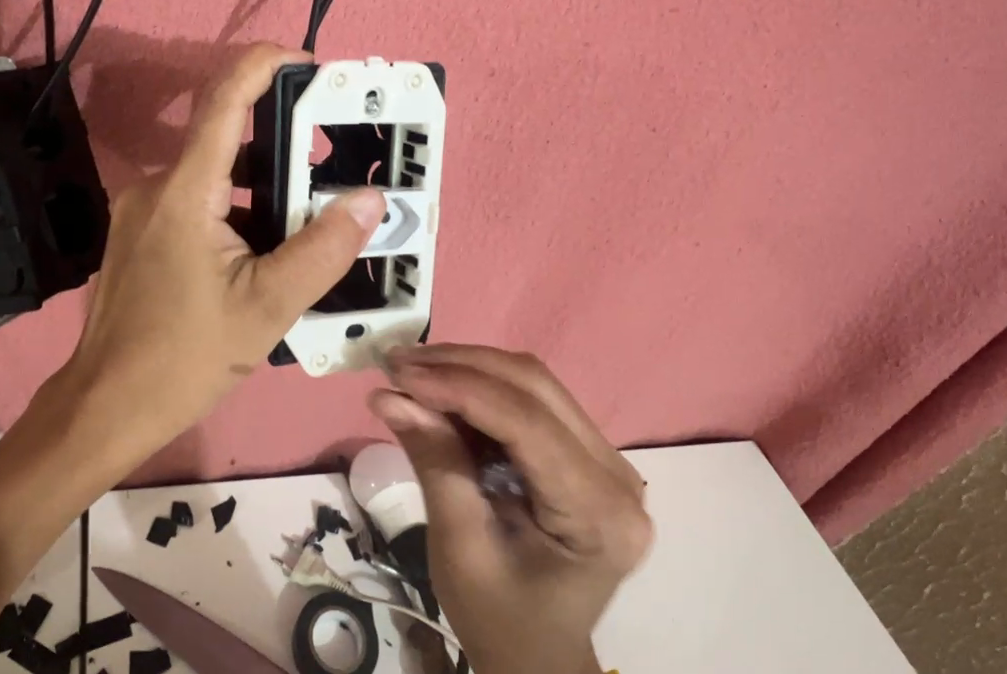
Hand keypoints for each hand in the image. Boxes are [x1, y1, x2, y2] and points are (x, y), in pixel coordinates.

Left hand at [56, 43, 386, 464]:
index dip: (265, 65)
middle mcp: (157, 187)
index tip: (310, 63)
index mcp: (184, 191)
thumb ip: (323, 249)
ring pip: (213, 176)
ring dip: (262, 187)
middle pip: (224, 139)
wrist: (107, 405)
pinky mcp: (140, 234)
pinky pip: (195, 202)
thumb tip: (370, 200)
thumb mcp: (268, 307)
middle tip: (334, 165)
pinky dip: (236, 210)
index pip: (224, 99)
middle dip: (283, 145)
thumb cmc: (184, 358)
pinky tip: (264, 251)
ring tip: (310, 216)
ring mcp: (142, 210)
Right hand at [368, 345, 650, 673]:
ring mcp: (608, 461)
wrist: (536, 653)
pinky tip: (440, 390)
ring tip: (410, 372)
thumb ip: (435, 463)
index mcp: (600, 514)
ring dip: (468, 370)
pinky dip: (480, 389)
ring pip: (533, 385)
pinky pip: (532, 402)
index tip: (398, 373)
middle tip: (396, 362)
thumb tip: (389, 395)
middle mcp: (617, 476)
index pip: (527, 423)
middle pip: (535, 389)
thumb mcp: (460, 548)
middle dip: (461, 366)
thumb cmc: (499, 618)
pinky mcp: (587, 455)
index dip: (460, 388)